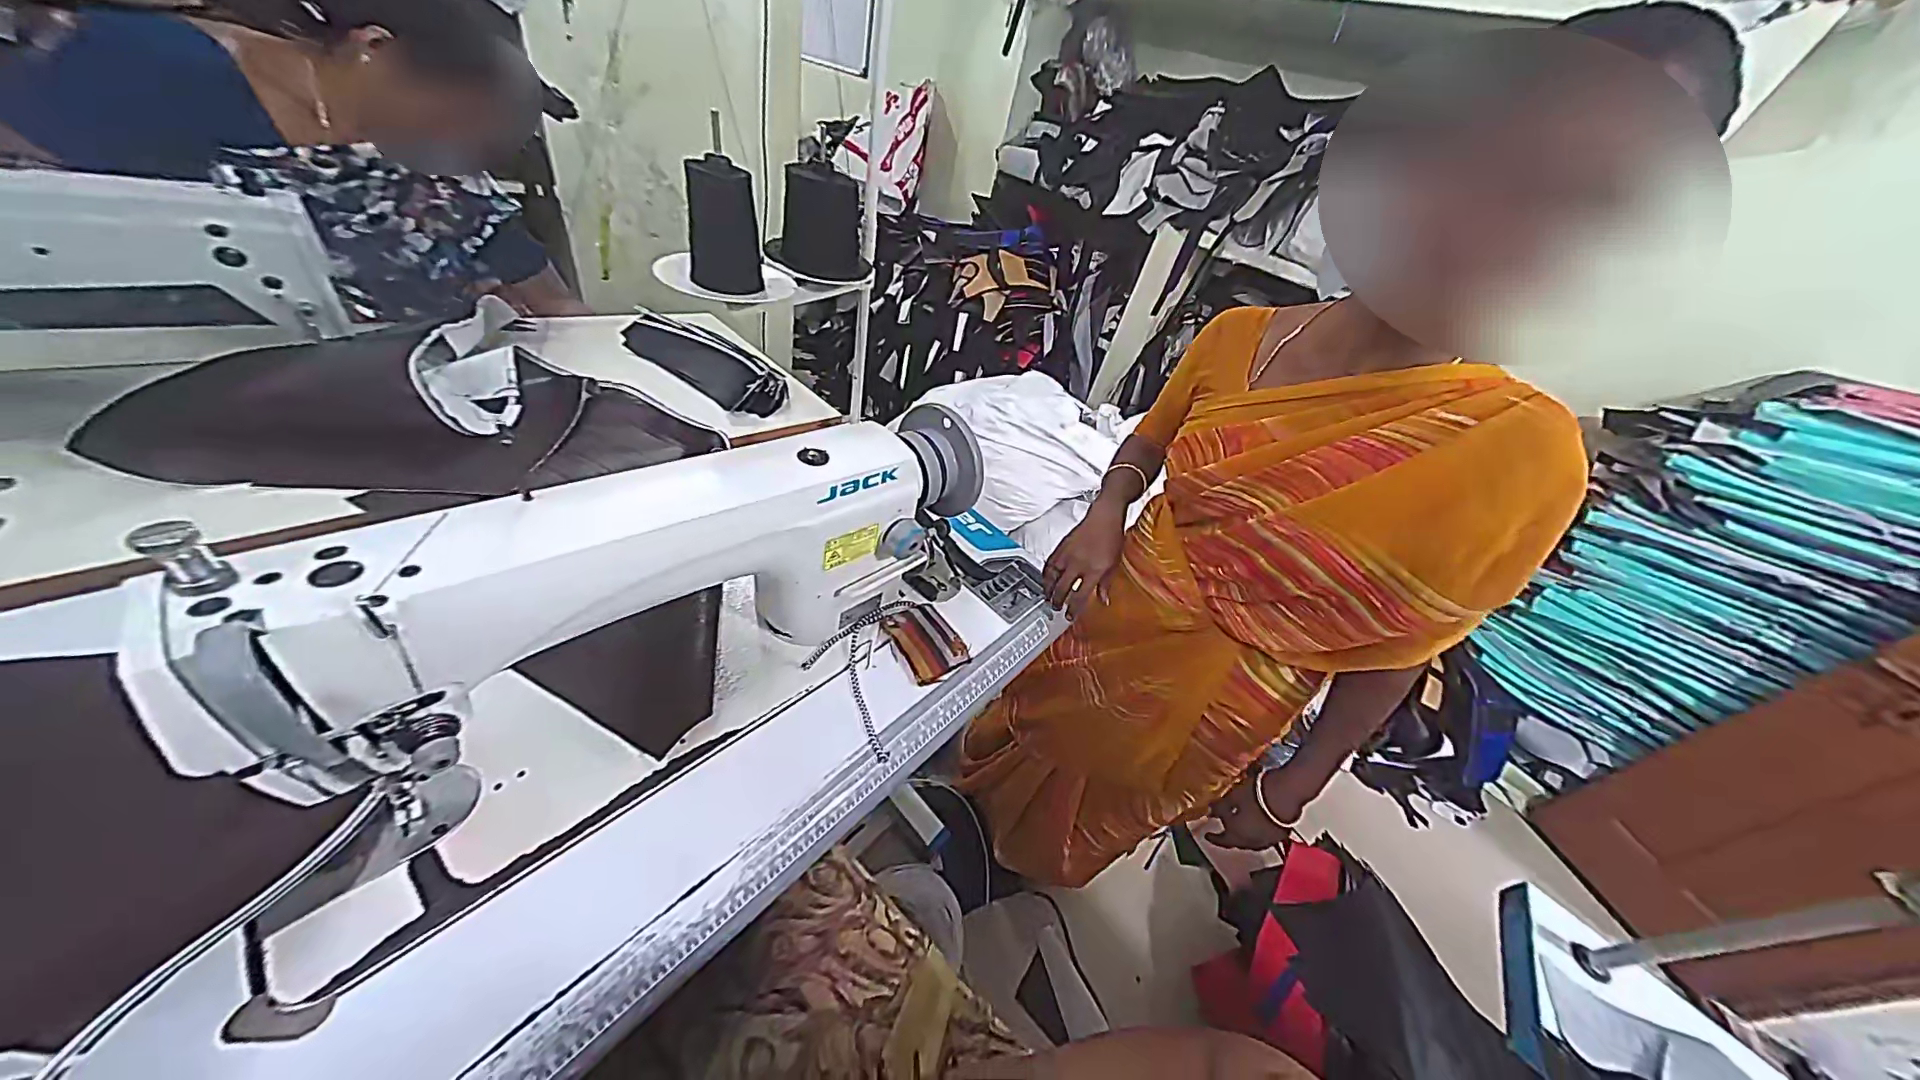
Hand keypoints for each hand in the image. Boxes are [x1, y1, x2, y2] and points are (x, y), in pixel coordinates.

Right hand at [1042, 503, 1124, 618]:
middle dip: (1058, 602)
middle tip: (1056, 607)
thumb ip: (1106, 584)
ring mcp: (1068, 555)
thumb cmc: (1112, 537)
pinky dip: (1045, 574)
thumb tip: (1103, 600)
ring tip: (1048, 596)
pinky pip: (1049, 564)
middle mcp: (1079, 564)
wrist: (1105, 517)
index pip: (1080, 596)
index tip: (1070, 616)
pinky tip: (1045, 579)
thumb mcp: (1114, 564)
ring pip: (1052, 577)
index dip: (1073, 609)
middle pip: (1062, 589)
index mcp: (1095, 571)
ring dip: (1048, 590)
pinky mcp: (1061, 547)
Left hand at [1203, 769, 1295, 850]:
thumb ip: (1221, 807)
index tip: (1207, 836)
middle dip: (1229, 836)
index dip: (1213, 838)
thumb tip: (1211, 811)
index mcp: (1238, 835)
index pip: (1222, 840)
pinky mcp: (1281, 835)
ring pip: (1251, 840)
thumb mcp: (1233, 797)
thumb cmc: (1256, 795)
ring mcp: (1268, 840)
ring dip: (1243, 834)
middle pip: (1237, 842)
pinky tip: (1254, 822)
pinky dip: (1255, 831)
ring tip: (1237, 824)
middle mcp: (1253, 843)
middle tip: (1223, 829)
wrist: (1286, 795)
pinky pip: (1263, 836)